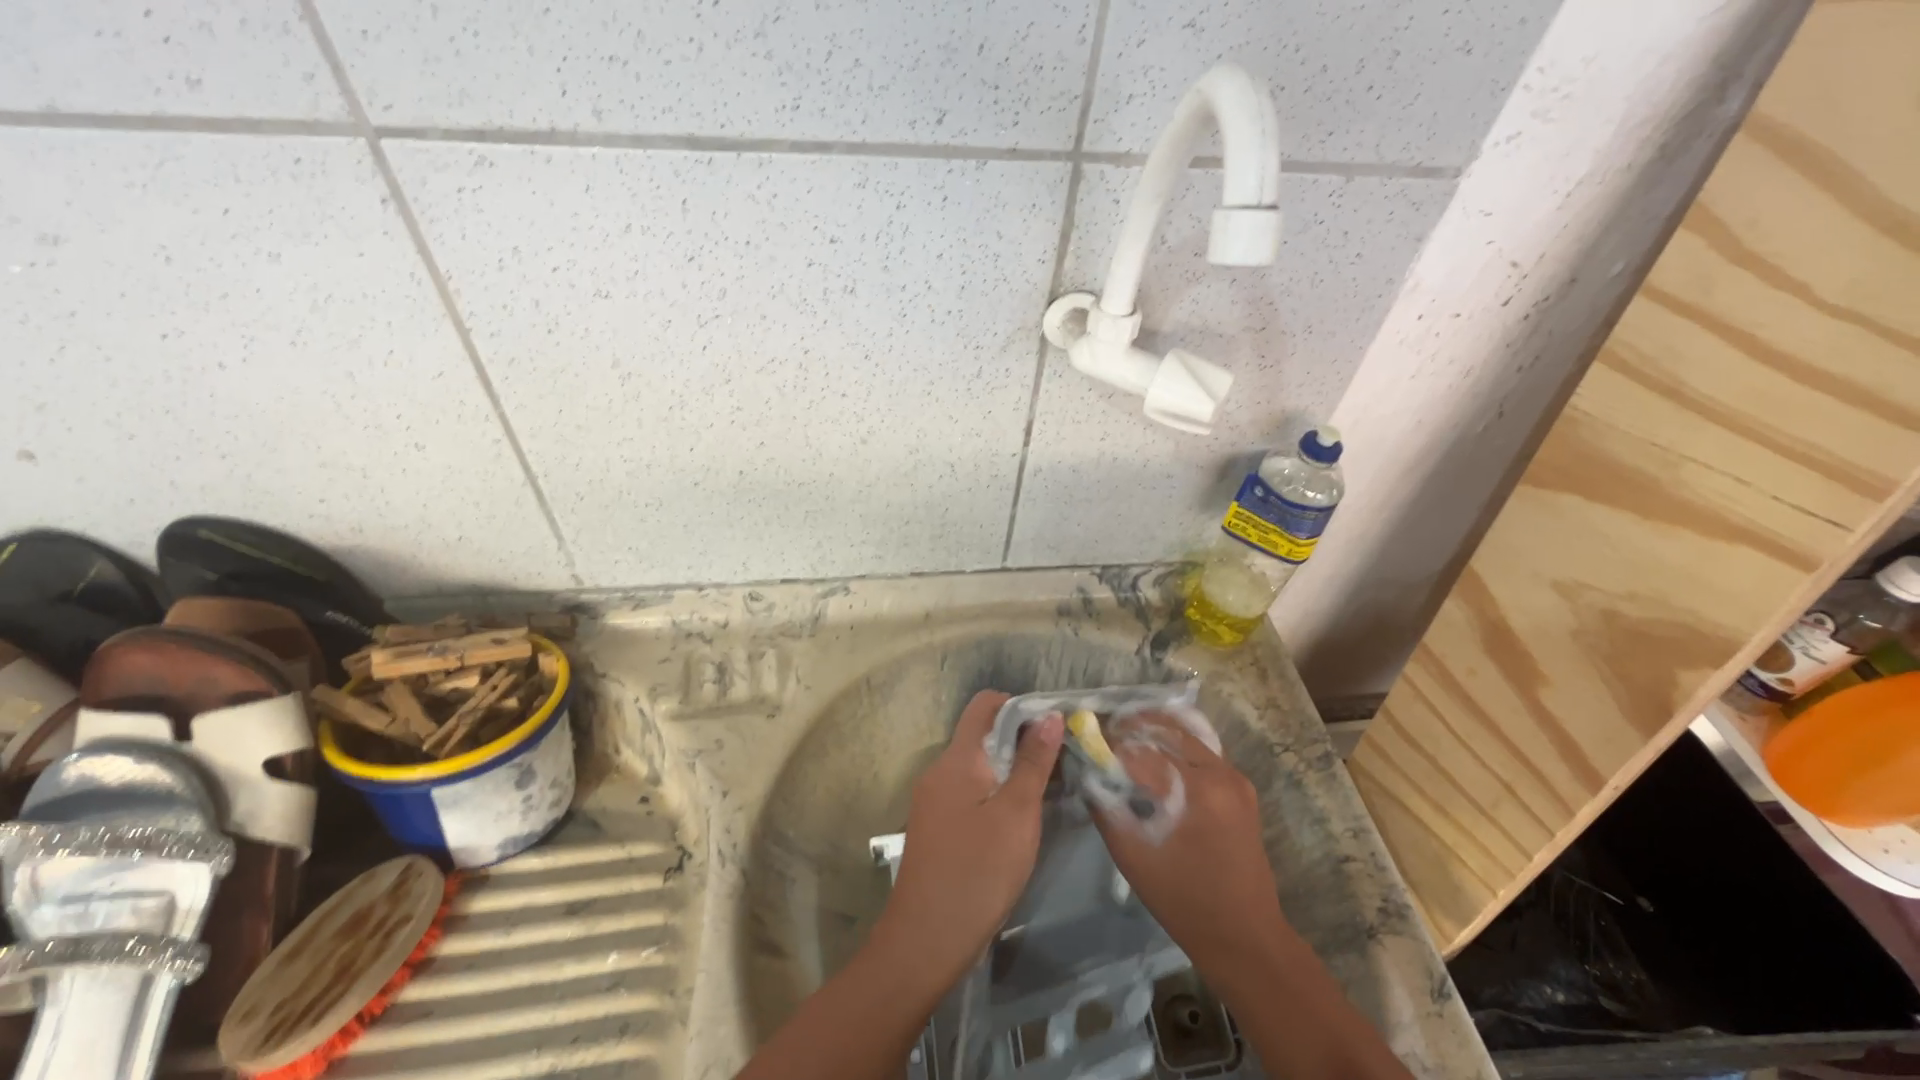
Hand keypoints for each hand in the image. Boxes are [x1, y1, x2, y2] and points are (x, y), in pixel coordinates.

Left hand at [874, 690, 1063, 987]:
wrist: (927, 939)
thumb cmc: (978, 872)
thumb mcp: (1017, 815)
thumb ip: (1033, 763)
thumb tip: (1049, 716)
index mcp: (956, 760)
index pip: (985, 706)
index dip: (1022, 707)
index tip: (1056, 729)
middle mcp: (939, 773)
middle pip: (983, 736)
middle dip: (1022, 742)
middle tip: (1063, 764)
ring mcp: (934, 802)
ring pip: (978, 768)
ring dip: (1012, 772)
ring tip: (1049, 793)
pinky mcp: (937, 829)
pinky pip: (970, 795)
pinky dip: (997, 796)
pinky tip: (1020, 822)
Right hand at [1094, 712, 1284, 967]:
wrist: (1244, 935)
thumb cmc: (1183, 900)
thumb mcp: (1132, 855)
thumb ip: (1106, 807)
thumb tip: (1088, 772)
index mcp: (1195, 788)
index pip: (1141, 747)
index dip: (1109, 742)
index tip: (1086, 741)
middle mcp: (1220, 773)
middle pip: (1169, 731)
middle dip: (1133, 728)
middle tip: (1104, 735)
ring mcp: (1236, 779)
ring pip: (1188, 738)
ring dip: (1156, 734)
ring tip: (1125, 743)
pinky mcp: (1242, 790)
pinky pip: (1203, 755)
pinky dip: (1177, 749)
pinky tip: (1155, 762)